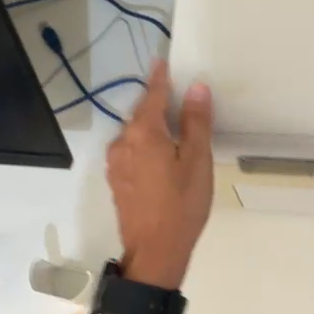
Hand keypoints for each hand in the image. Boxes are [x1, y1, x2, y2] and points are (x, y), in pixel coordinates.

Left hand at [106, 61, 212, 289]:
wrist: (155, 251)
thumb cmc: (181, 205)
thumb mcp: (197, 161)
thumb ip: (196, 122)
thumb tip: (196, 88)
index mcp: (144, 133)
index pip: (152, 95)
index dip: (159, 78)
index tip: (161, 62)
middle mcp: (123, 143)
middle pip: (140, 114)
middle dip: (155, 103)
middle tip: (175, 96)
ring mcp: (116, 163)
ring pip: (133, 134)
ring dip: (149, 126)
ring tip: (170, 127)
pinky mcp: (117, 181)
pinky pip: (130, 151)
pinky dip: (143, 145)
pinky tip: (158, 155)